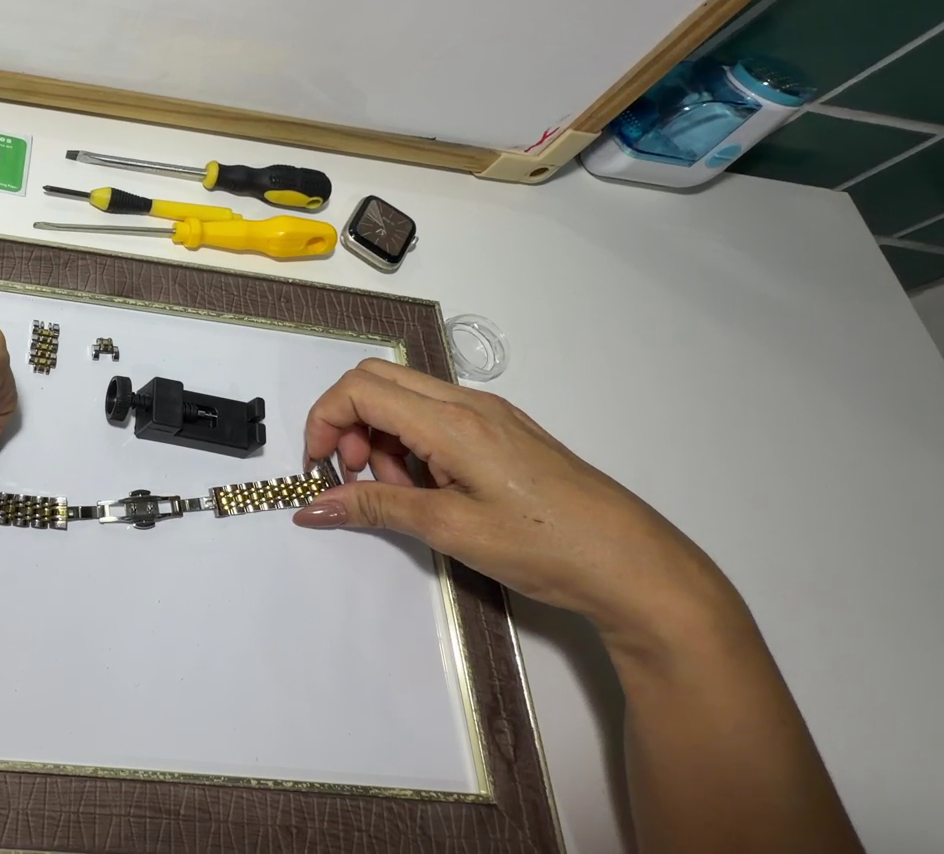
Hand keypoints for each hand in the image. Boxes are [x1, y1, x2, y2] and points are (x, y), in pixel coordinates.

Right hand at [295, 358, 734, 647]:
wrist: (639, 569)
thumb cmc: (545, 547)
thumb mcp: (449, 529)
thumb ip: (374, 507)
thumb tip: (310, 507)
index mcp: (452, 421)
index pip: (358, 390)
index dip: (323, 421)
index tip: (320, 469)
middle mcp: (467, 402)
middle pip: (374, 380)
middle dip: (347, 424)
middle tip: (356, 474)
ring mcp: (488, 412)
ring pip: (402, 398)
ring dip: (381, 438)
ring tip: (402, 494)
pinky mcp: (502, 429)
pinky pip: (433, 415)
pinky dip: (410, 443)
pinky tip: (431, 489)